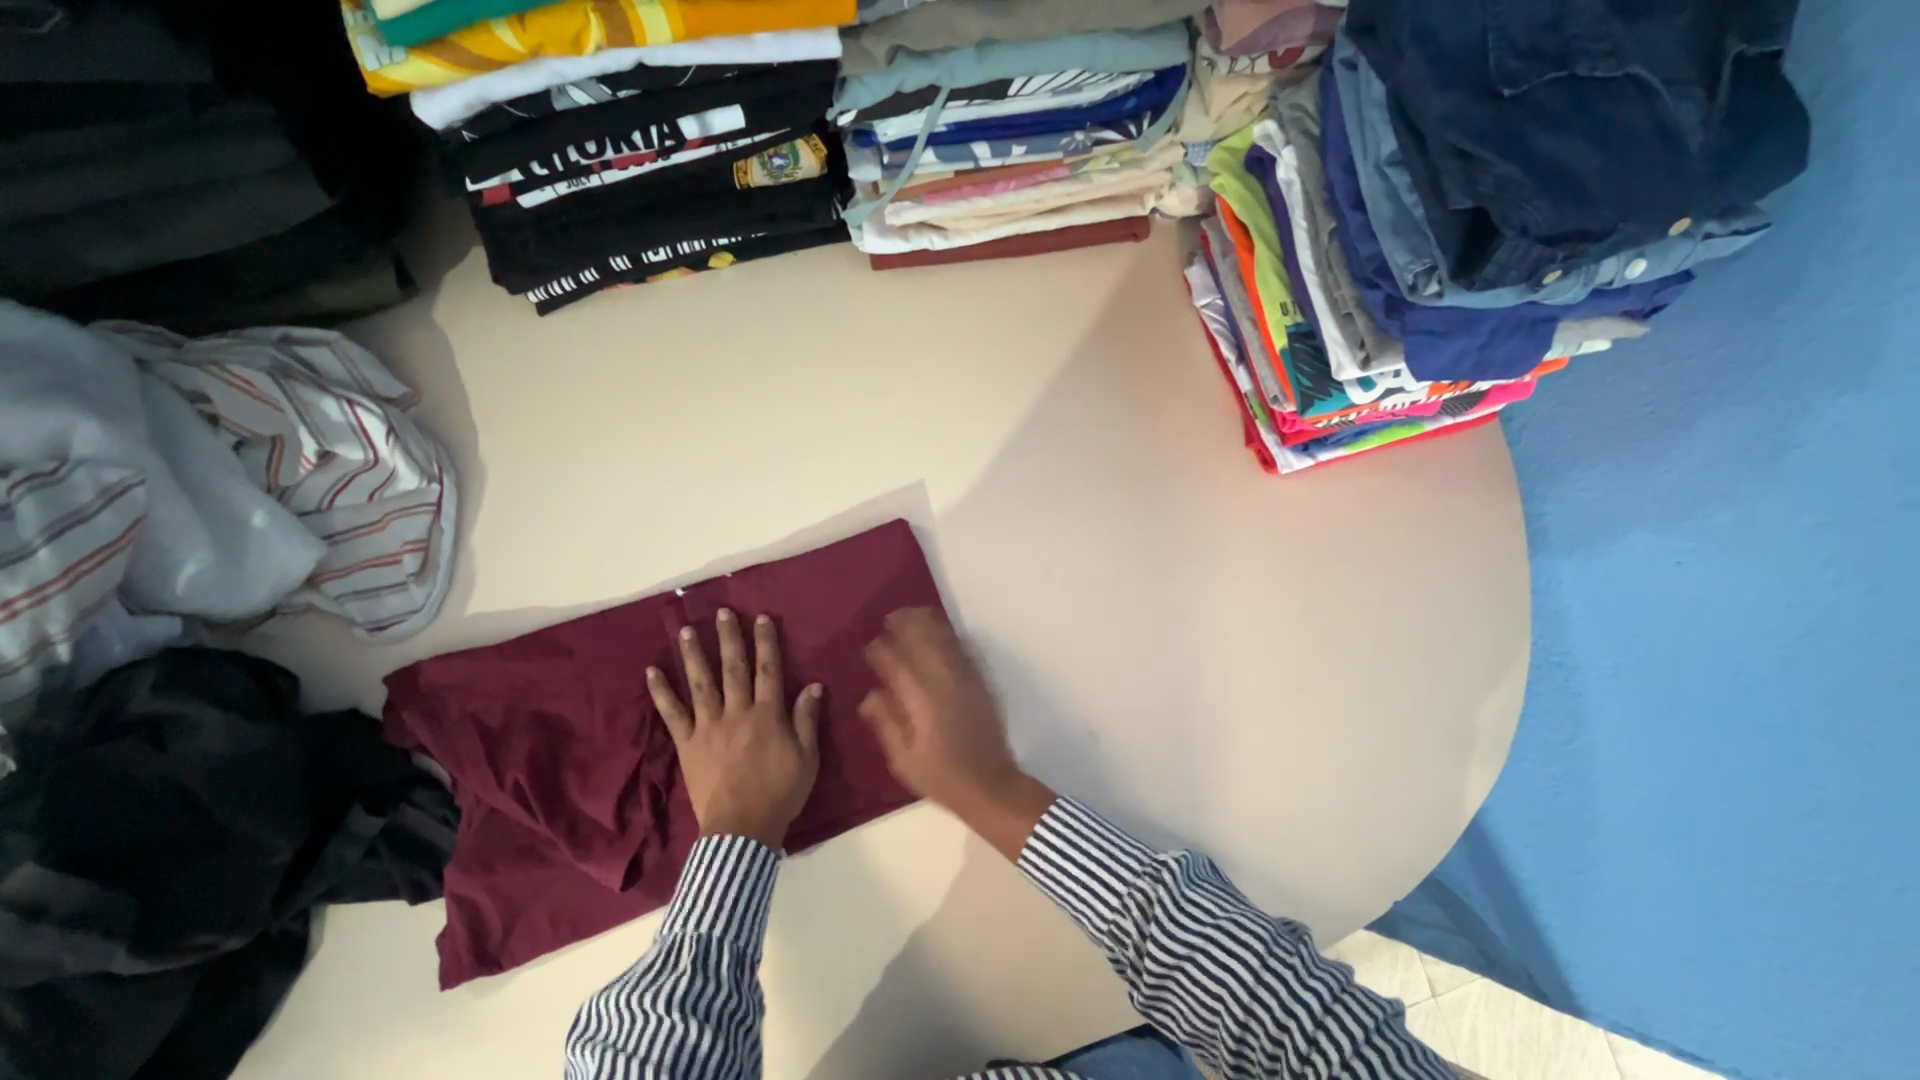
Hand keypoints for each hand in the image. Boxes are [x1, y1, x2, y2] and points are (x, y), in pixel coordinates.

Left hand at [649, 609, 820, 850]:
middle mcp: (737, 712)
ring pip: (700, 683)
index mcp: (767, 715)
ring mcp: (708, 727)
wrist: (742, 828)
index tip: (761, 618)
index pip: (768, 670)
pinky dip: (661, 692)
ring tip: (685, 630)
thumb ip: (807, 720)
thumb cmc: (781, 793)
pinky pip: (672, 714)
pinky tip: (652, 672)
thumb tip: (813, 685)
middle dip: (729, 638)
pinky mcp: (687, 744)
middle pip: (733, 668)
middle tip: (722, 613)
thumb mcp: (807, 758)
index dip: (766, 642)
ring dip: (693, 655)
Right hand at [859, 608, 1054, 860]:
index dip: (880, 650)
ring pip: (945, 639)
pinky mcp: (981, 682)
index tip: (870, 646)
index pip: (895, 663)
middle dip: (904, 625)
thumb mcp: (902, 759)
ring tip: (912, 614)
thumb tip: (870, 694)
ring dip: (927, 623)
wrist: (989, 785)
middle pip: (922, 640)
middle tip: (890, 619)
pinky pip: (964, 649)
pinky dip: (950, 635)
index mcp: (920, 700)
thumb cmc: (941, 777)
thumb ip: (885, 722)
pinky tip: (941, 632)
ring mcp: (966, 679)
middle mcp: (943, 682)